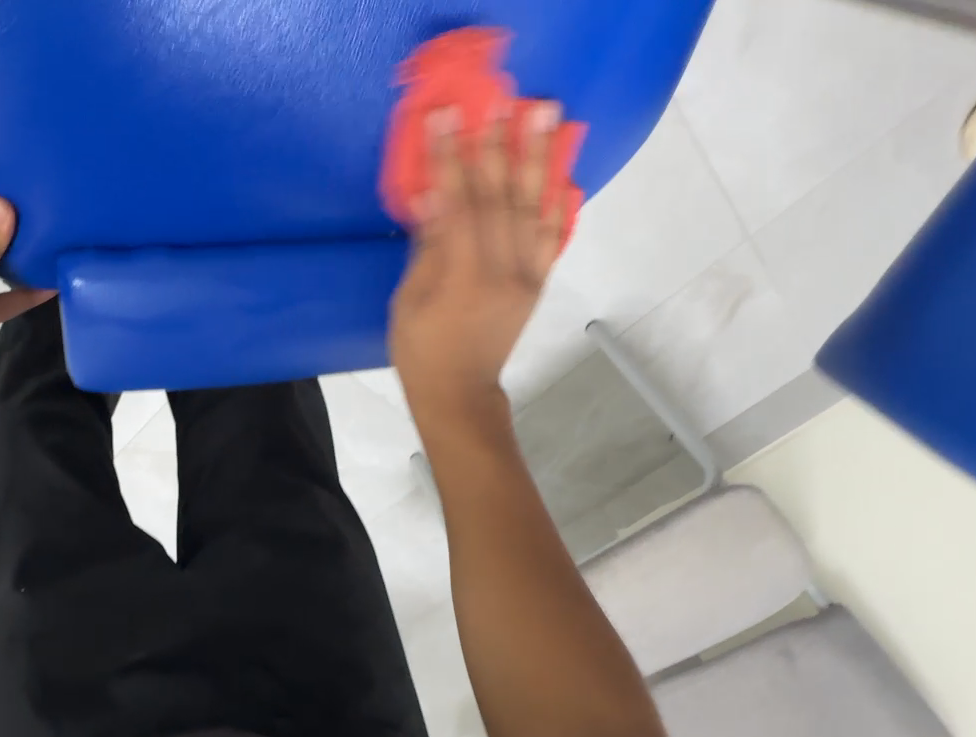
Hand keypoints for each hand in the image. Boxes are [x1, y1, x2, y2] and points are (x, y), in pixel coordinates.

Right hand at [389, 102, 574, 417]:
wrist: (459, 392)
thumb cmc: (421, 351)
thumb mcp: (408, 302)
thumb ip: (427, 250)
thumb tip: (433, 198)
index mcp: (462, 276)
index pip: (459, 205)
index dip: (452, 159)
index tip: (448, 118)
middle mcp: (501, 270)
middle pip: (500, 199)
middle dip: (499, 147)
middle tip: (503, 103)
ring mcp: (525, 277)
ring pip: (534, 209)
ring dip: (540, 160)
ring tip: (546, 118)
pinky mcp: (536, 285)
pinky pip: (552, 239)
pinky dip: (560, 206)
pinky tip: (566, 177)